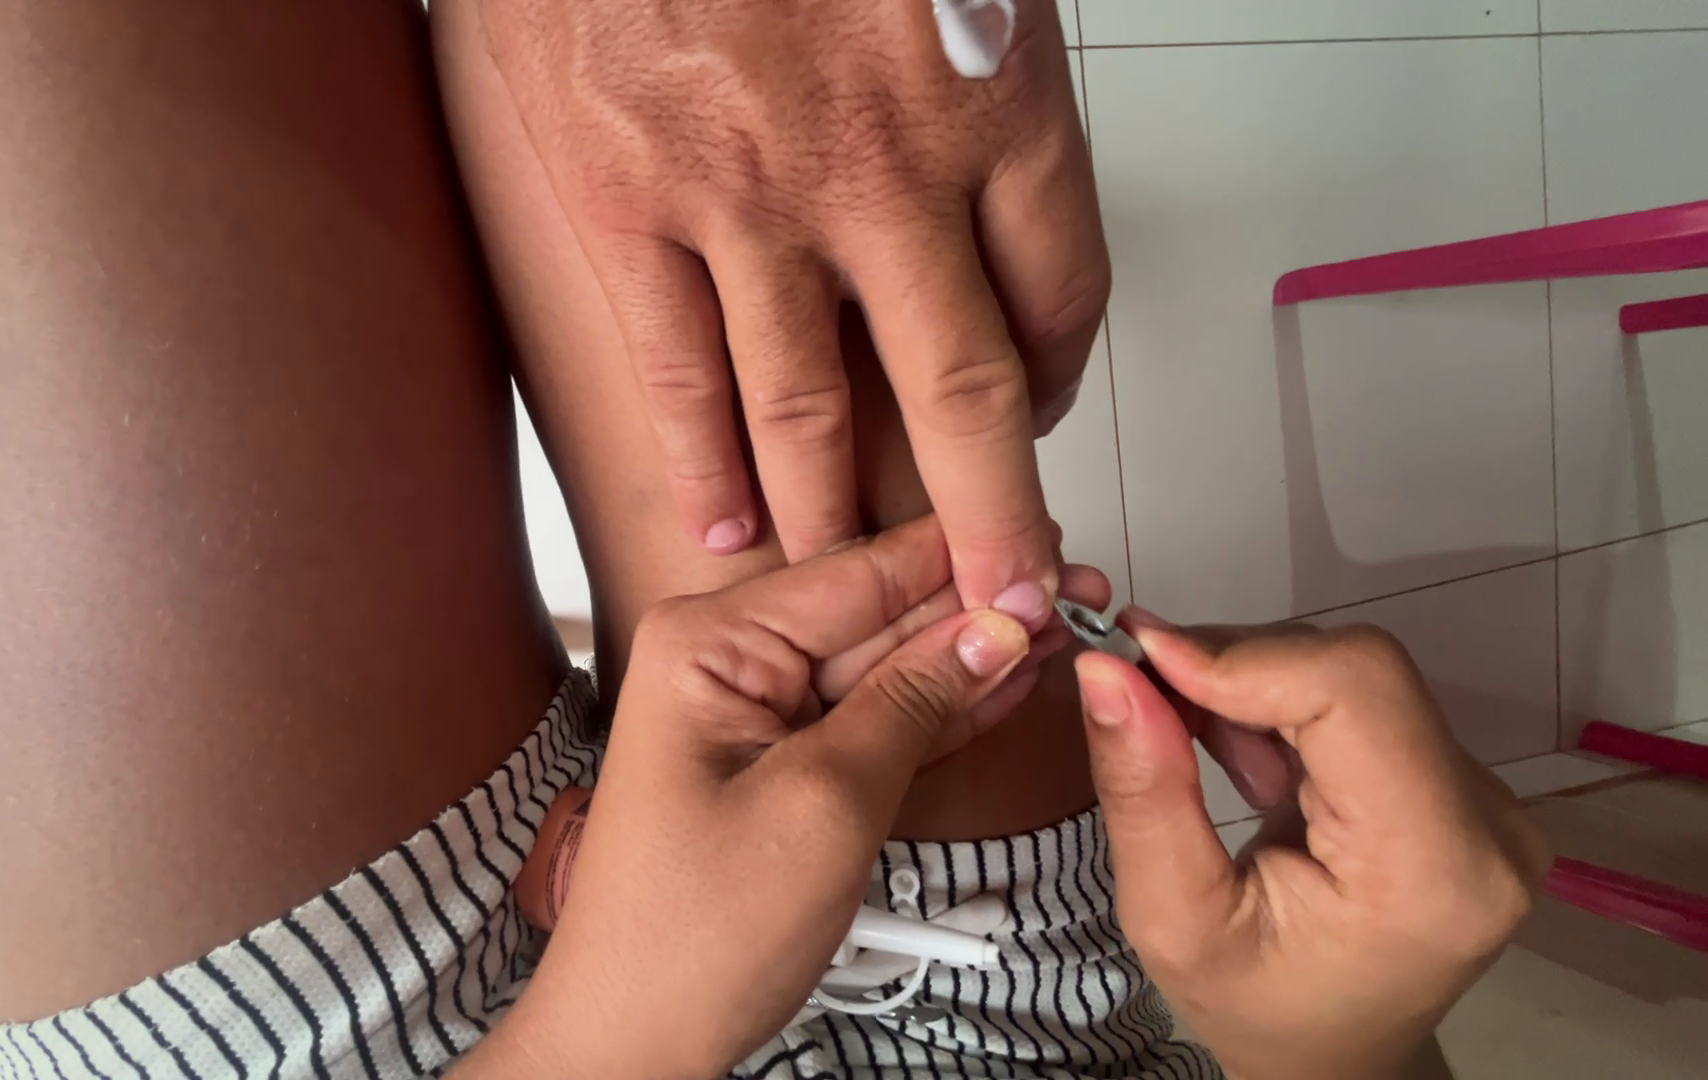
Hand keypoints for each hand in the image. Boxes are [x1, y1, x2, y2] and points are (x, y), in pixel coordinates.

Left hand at [450, 518, 1058, 1079]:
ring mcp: (756, 704)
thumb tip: (989, 630)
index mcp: (711, 639)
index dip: (957, 562)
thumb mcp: (823, 803)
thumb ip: (909, 704)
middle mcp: (728, 654)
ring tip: (1055, 632)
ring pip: (880, 665)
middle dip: (971, 609)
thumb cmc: (694, 931)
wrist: (639, 1032)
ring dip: (965, 657)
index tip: (1041, 552)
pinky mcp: (781, 751)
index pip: (856, 576)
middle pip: (873, 614)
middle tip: (1069, 594)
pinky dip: (933, 708)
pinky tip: (999, 684)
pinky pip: (867, 715)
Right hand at [480, 0, 1107, 614]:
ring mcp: (747, 203)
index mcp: (982, 94)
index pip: (1054, 290)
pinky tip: (723, 528)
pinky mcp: (633, 211)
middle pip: (958, 390)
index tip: (1039, 419)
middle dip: (986, 513)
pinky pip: (682, 372)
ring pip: (809, 407)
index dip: (1055, 382)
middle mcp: (875, 172)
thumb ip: (988, 87)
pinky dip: (704, 465)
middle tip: (1001, 593)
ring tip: (841, 576)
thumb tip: (989, 210)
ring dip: (831, 511)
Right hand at [1075, 618, 1550, 1079]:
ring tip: (1173, 731)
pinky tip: (1220, 742)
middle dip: (1224, 662)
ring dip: (1234, 678)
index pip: (1352, 690)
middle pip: (1347, 670)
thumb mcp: (1168, 913)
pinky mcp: (1440, 777)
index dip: (1239, 655)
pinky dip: (1257, 694)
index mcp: (1428, 865)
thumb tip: (1102, 668)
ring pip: (1337, 669)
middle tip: (1133, 690)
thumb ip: (1141, 789)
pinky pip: (1339, 693)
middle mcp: (1480, 816)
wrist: (1330, 1052)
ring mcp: (1471, 792)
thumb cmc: (1249, 1003)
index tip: (1135, 656)